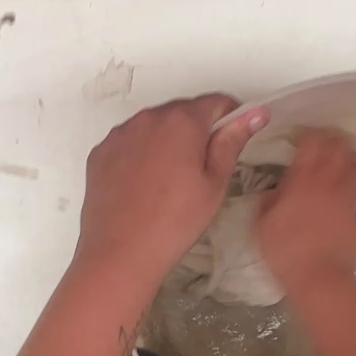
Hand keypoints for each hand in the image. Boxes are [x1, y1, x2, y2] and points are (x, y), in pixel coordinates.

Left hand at [73, 94, 268, 289]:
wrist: (120, 254)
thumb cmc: (173, 223)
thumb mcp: (213, 184)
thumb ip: (232, 142)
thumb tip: (255, 114)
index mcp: (181, 121)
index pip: (215, 102)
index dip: (230, 118)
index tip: (232, 140)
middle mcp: (147, 118)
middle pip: (181, 113)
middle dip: (194, 132)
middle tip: (199, 172)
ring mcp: (119, 135)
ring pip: (152, 128)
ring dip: (165, 143)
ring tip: (168, 183)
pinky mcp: (99, 153)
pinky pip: (127, 144)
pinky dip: (139, 156)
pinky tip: (143, 187)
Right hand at [256, 129, 355, 298]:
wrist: (316, 278)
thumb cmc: (284, 252)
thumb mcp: (261, 226)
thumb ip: (267, 203)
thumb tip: (273, 191)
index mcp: (302, 182)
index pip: (311, 145)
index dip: (310, 135)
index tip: (305, 136)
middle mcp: (329, 184)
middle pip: (340, 150)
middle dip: (336, 140)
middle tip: (331, 142)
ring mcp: (350, 201)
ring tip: (353, 162)